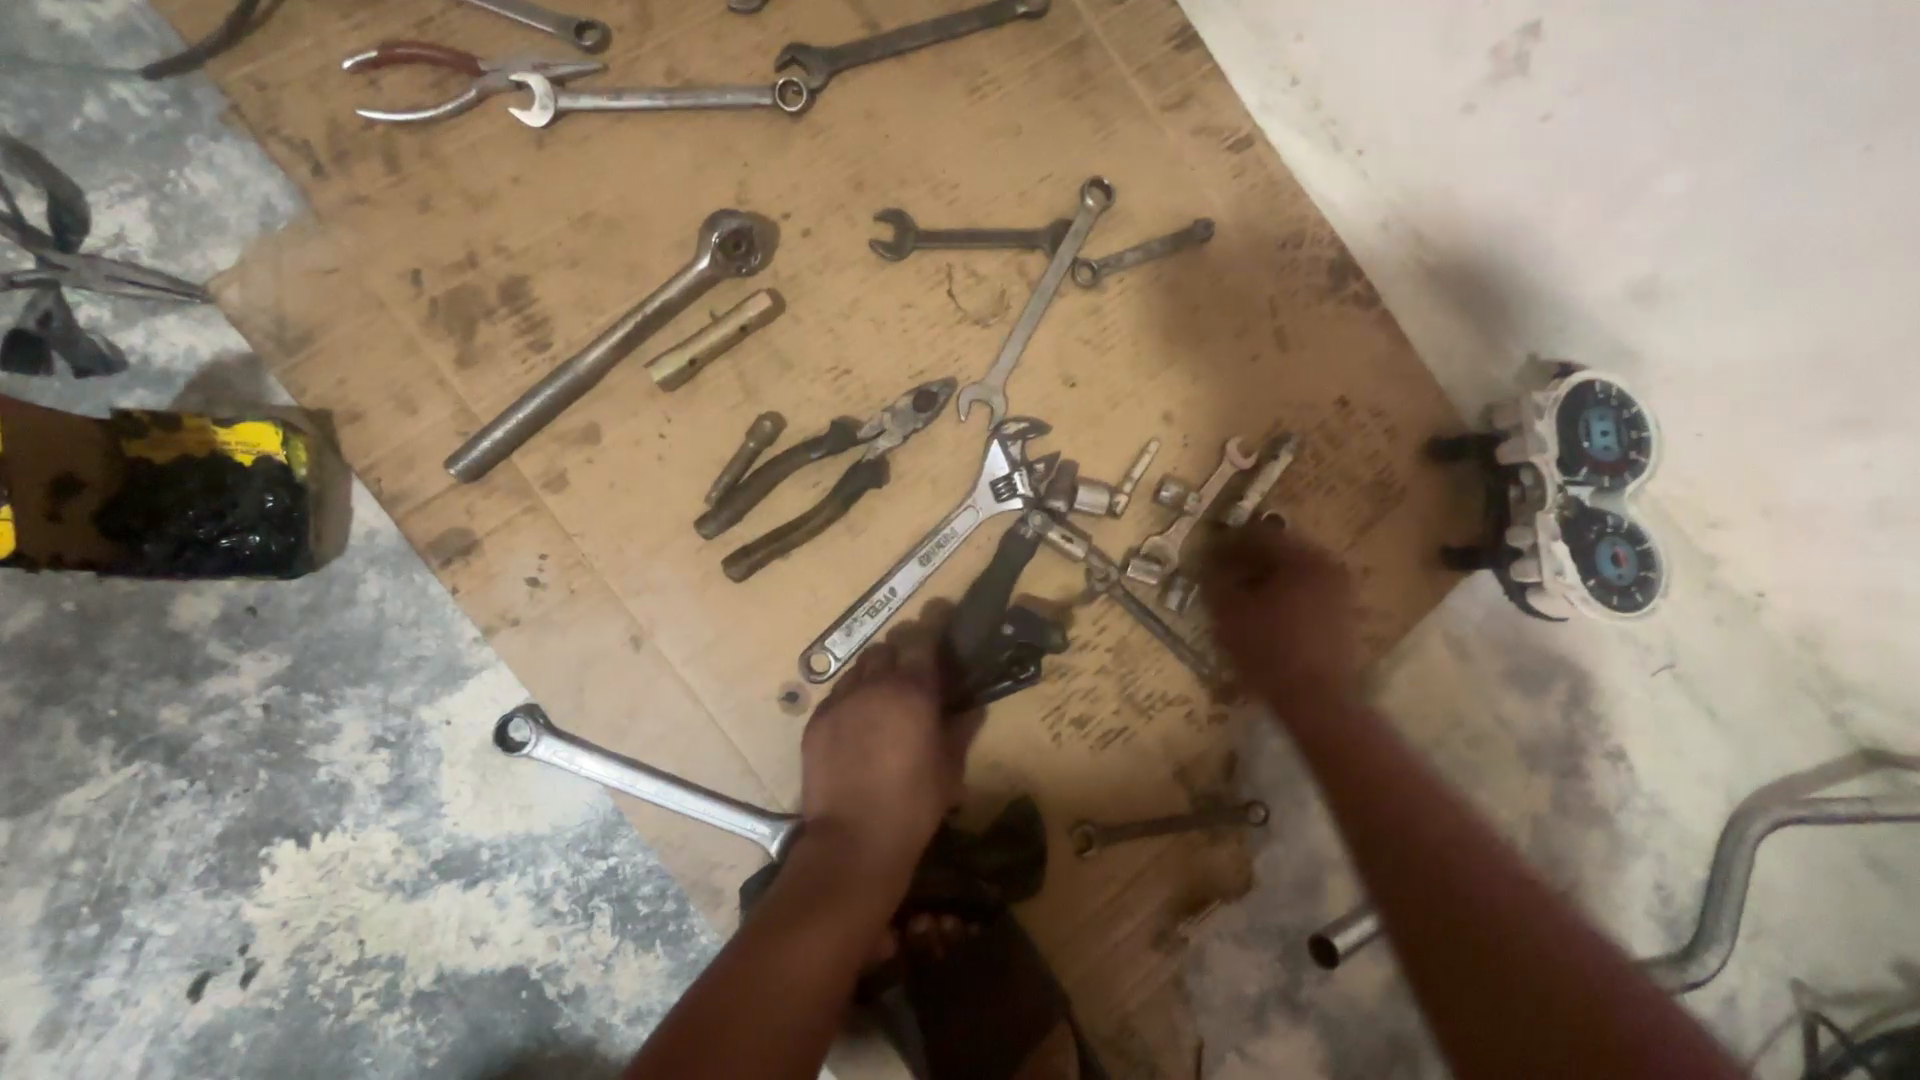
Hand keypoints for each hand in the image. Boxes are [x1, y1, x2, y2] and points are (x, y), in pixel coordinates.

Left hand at [797, 628, 970, 883]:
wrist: (853, 840)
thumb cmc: (914, 805)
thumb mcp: (949, 768)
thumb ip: (960, 729)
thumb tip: (972, 708)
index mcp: (912, 690)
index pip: (922, 638)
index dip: (933, 623)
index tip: (941, 614)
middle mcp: (874, 684)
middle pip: (887, 645)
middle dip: (903, 648)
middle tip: (915, 667)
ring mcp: (839, 701)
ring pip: (859, 666)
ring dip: (876, 669)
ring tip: (885, 693)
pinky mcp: (816, 721)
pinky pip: (838, 692)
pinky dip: (853, 695)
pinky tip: (860, 720)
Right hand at [1200, 520, 1358, 712]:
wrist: (1318, 701)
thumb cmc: (1269, 652)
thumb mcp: (1230, 614)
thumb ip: (1216, 581)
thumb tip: (1207, 563)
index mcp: (1302, 558)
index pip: (1258, 535)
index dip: (1227, 543)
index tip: (1206, 555)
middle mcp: (1327, 567)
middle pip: (1279, 552)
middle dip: (1246, 561)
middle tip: (1220, 575)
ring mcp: (1340, 592)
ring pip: (1293, 575)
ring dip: (1264, 580)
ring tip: (1239, 598)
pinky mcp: (1343, 617)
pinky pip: (1306, 595)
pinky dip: (1282, 598)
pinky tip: (1263, 617)